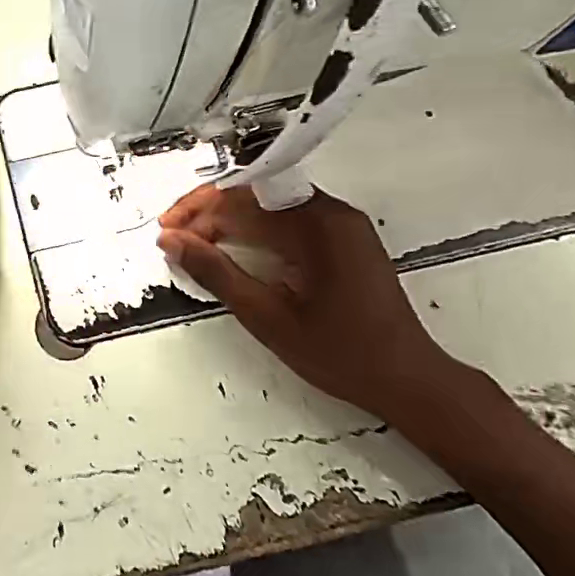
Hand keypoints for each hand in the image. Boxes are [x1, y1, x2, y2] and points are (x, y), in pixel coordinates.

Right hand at [156, 184, 452, 412]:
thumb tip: (174, 243)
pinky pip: (289, 224)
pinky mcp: (344, 242)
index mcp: (319, 224)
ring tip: (194, 247)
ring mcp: (342, 226)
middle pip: (257, 197)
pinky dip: (255, 235)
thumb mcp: (268, 317)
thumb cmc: (343, 354)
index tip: (168, 229)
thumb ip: (217, 274)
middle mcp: (333, 214)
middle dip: (210, 215)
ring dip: (229, 224)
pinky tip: (232, 253)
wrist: (407, 380)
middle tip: (174, 240)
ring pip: (271, 209)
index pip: (245, 195)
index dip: (199, 207)